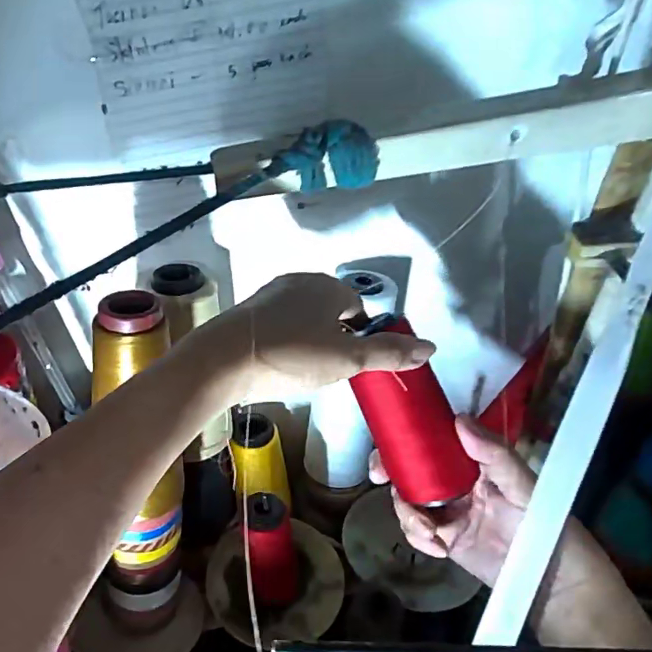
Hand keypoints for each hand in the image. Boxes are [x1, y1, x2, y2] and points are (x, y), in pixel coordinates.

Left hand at [192, 273, 433, 398]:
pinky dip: (284, 342)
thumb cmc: (290, 356)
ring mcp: (271, 294)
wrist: (221, 361)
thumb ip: (388, 353)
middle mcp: (300, 281)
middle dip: (334, 339)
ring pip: (304, 318)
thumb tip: (430, 348)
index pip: (359, 309)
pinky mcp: (248, 311)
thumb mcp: (347, 360)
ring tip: (301, 370)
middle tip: (326, 370)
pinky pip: (279, 324)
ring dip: (309, 341)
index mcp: (329, 287)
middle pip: (332, 312)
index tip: (350, 364)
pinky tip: (278, 364)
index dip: (360, 338)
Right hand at [370, 415, 533, 585]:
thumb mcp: (520, 482)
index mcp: (471, 461)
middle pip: (410, 470)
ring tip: (429, 532)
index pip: (433, 442)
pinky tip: (439, 549)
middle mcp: (454, 482)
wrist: (546, 572)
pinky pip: (416, 532)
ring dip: (407, 514)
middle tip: (379, 478)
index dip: (406, 439)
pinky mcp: (444, 538)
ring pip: (407, 502)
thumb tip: (460, 421)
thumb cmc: (540, 517)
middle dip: (391, 473)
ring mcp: (446, 510)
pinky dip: (419, 538)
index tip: (387, 443)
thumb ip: (493, 453)